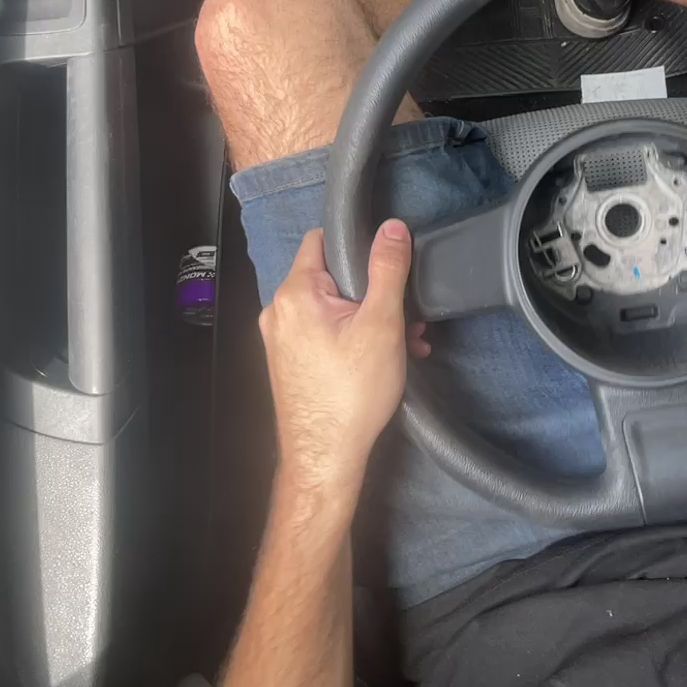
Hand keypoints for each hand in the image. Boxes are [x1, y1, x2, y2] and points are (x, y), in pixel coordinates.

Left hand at [259, 221, 428, 495]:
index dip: (357, 244)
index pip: (322, 240)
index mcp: (295, 293)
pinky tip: (386, 357)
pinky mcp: (292, 361)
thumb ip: (387, 270)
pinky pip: (326, 332)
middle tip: (406, 313)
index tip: (386, 262)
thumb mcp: (381, 323)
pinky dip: (355, 336)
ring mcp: (283, 338)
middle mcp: (280, 311)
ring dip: (371, 317)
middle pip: (333, 276)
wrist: (325, 458)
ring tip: (405, 340)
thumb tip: (392, 228)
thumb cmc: (351, 394)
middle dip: (374, 290)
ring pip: (334, 307)